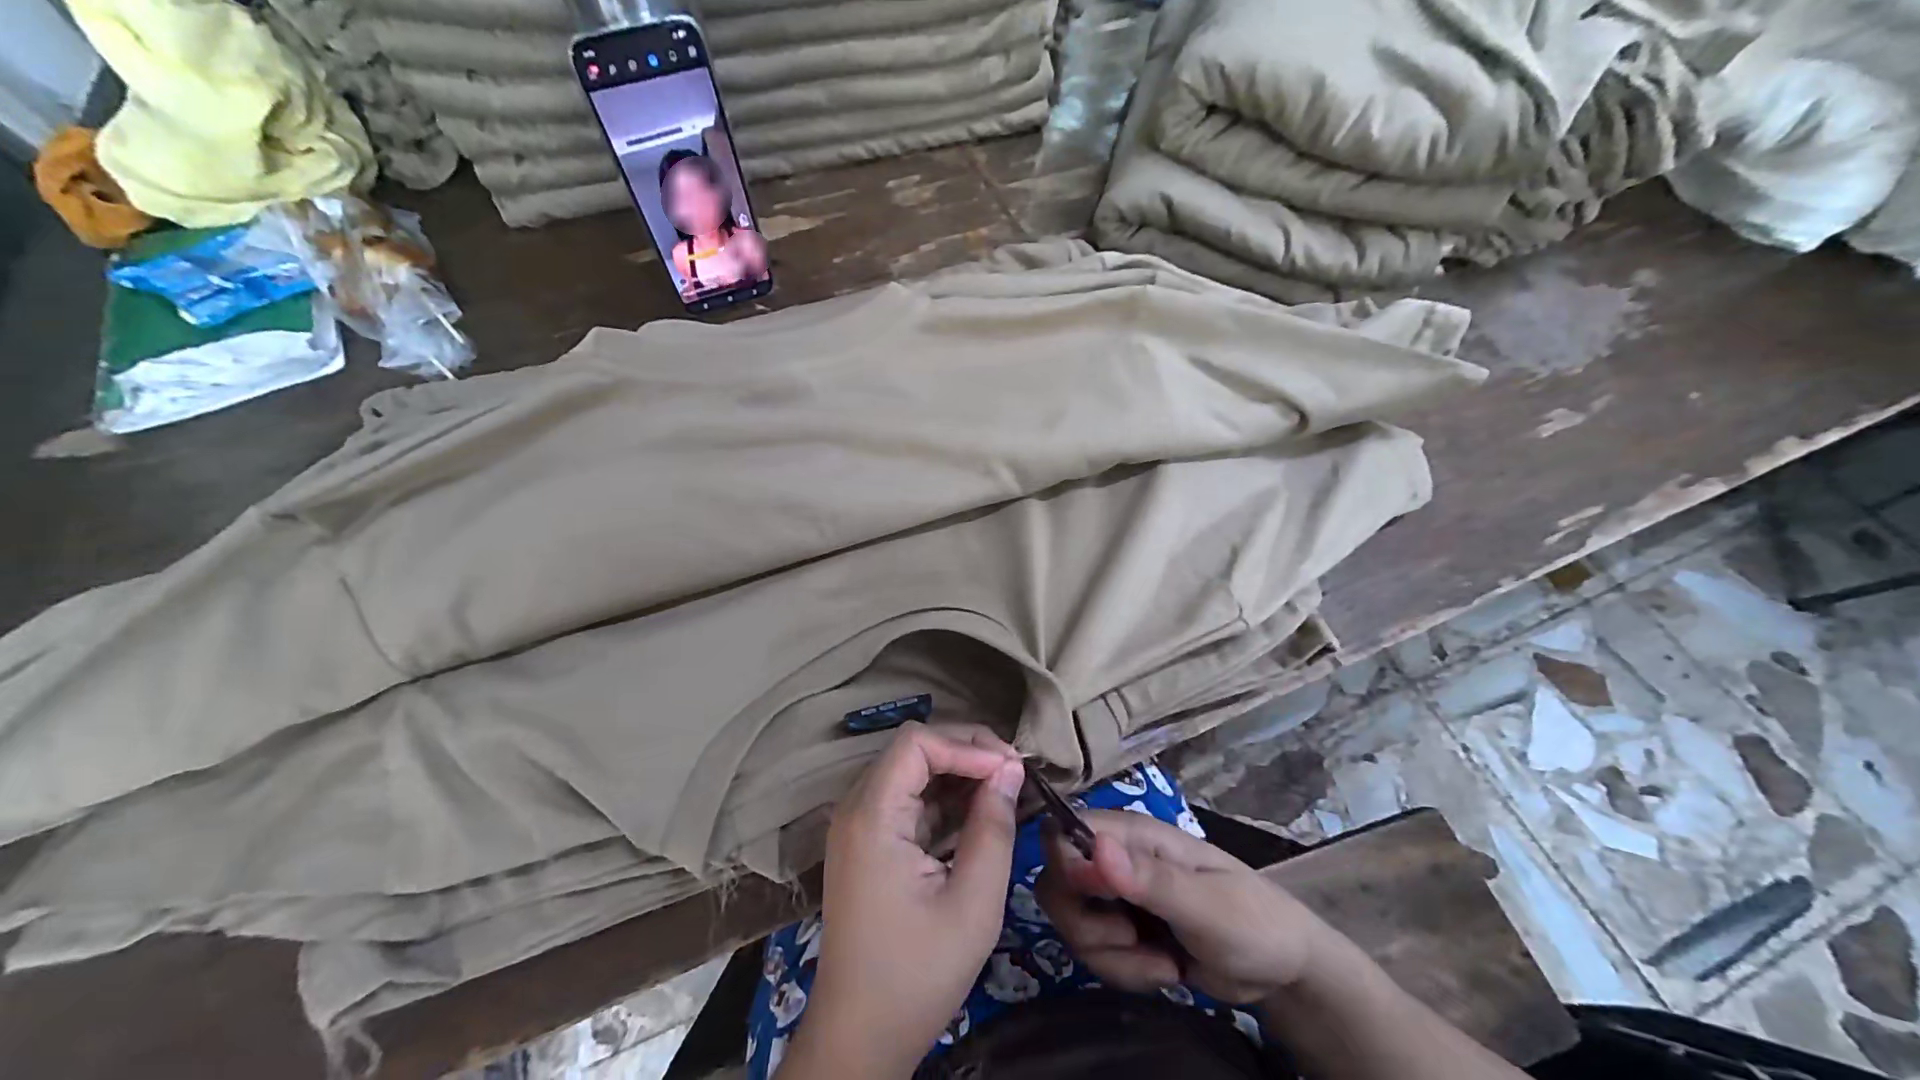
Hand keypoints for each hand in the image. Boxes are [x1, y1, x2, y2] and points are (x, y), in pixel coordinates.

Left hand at [785, 723, 1025, 1078]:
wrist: (861, 1034)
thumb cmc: (918, 973)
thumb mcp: (973, 902)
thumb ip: (994, 828)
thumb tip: (1011, 770)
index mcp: (871, 816)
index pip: (917, 743)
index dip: (967, 746)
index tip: (1011, 769)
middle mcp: (856, 809)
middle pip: (912, 751)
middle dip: (966, 753)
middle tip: (1015, 773)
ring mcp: (859, 827)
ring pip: (912, 772)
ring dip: (959, 774)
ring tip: (1006, 789)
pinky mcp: (869, 845)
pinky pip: (908, 801)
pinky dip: (945, 799)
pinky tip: (980, 811)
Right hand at [1034, 809, 1325, 1003]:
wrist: (1279, 971)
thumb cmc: (1253, 922)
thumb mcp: (1207, 905)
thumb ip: (1151, 879)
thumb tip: (1096, 848)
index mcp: (1133, 835)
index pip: (1062, 831)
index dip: (1066, 867)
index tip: (1100, 900)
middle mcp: (1114, 859)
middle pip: (1056, 884)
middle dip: (1086, 925)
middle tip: (1129, 939)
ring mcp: (1114, 897)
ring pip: (1071, 924)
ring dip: (1112, 957)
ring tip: (1162, 963)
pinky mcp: (1119, 933)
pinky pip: (1091, 954)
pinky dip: (1123, 972)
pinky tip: (1164, 971)